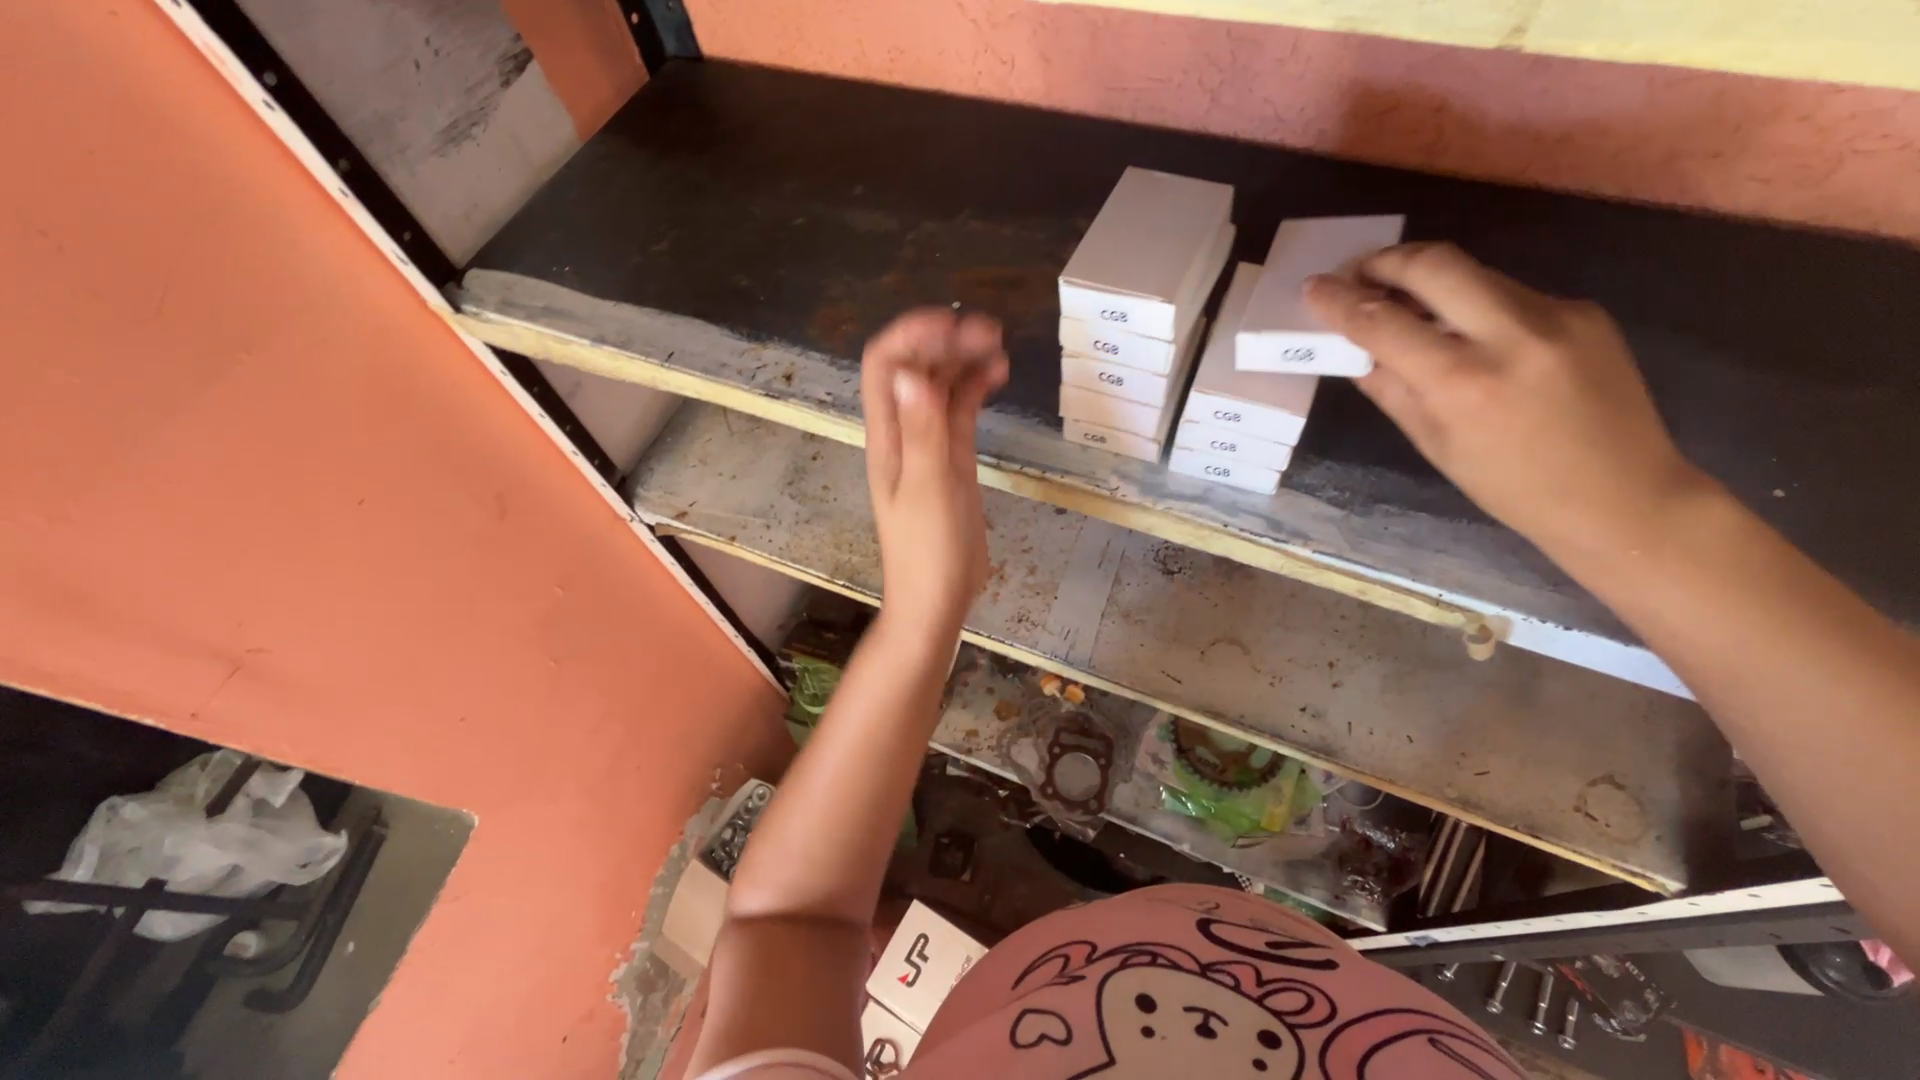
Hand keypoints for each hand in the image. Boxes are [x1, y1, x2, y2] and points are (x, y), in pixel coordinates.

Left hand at [859, 308, 1008, 634]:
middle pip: (916, 369)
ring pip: (941, 387)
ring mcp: (928, 446)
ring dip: (963, 362)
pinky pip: (959, 413)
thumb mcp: (929, 490)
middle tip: (990, 331)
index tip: (955, 324)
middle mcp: (904, 432)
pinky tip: (997, 376)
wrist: (938, 602)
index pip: (887, 366)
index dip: (913, 336)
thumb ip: (923, 432)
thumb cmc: (928, 554)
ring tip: (999, 348)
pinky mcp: (952, 462)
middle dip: (946, 342)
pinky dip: (975, 390)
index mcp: (888, 436)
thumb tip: (912, 374)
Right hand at [1303, 242, 1711, 562]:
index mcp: (1462, 381)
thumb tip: (1358, 351)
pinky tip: (1472, 334)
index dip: (1340, 301)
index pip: (1382, 322)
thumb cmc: (1512, 487)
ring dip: (1431, 282)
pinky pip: (1512, 294)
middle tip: (1359, 273)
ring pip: (1476, 274)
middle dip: (1386, 261)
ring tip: (1407, 305)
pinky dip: (1477, 305)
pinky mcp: (1584, 310)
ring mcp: (1556, 315)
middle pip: (1435, 263)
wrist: (1623, 495)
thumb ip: (1392, 389)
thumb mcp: (1436, 445)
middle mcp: (1511, 334)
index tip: (1315, 288)